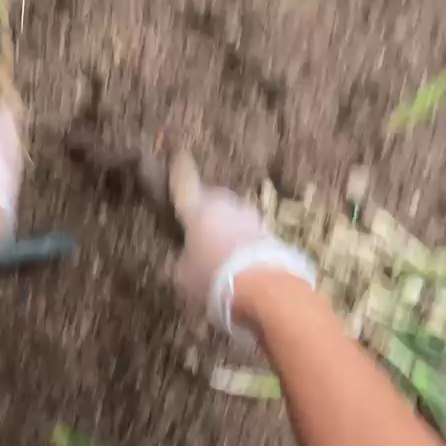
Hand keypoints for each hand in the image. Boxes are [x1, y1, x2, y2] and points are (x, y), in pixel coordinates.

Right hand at [170, 151, 315, 330]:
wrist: (264, 288)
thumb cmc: (212, 278)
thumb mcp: (182, 275)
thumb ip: (180, 260)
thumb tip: (181, 256)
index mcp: (198, 210)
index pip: (184, 183)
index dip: (179, 171)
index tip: (178, 156)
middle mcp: (224, 205)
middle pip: (209, 196)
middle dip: (201, 204)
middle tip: (191, 219)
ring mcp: (248, 216)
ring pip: (229, 212)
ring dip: (221, 222)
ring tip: (213, 243)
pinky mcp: (266, 231)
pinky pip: (244, 229)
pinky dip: (236, 236)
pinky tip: (232, 255)